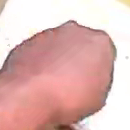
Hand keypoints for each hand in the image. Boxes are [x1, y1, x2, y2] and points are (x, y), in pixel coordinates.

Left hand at [0, 22, 114, 128]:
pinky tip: (36, 79)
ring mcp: (47, 34)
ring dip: (55, 57)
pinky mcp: (26, 41)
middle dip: (76, 56)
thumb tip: (88, 80)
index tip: (92, 80)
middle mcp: (74, 31)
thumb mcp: (99, 97)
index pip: (104, 51)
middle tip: (73, 79)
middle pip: (79, 42)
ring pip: (56, 44)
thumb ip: (98, 79)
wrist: (29, 94)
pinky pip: (37, 51)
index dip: (97, 67)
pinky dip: (37, 61)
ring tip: (52, 82)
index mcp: (99, 42)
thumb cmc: (70, 97)